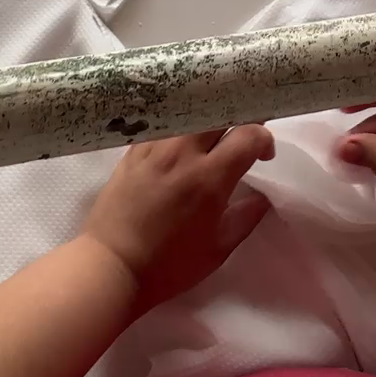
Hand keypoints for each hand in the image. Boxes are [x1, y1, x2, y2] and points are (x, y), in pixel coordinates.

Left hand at [80, 125, 275, 312]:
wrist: (111, 266)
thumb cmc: (168, 265)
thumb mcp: (217, 250)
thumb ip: (246, 218)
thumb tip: (263, 197)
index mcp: (209, 177)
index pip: (248, 134)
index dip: (264, 139)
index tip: (264, 154)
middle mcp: (184, 152)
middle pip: (221, 111)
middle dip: (240, 116)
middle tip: (242, 133)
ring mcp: (156, 145)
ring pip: (192, 110)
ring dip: (210, 117)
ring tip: (213, 133)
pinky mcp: (135, 147)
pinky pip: (164, 120)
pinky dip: (180, 123)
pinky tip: (181, 137)